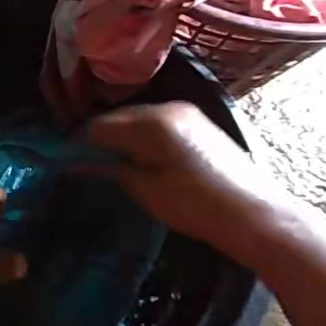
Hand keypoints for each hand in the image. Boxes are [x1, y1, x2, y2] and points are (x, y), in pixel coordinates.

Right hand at [87, 102, 297, 256]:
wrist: (258, 217)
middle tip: (87, 163)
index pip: (98, 125)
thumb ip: (108, 168)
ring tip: (114, 162)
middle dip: (100, 137)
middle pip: (117, 117)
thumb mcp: (144, 189)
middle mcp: (167, 108)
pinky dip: (142, 137)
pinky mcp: (199, 124)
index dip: (79, 142)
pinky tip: (141, 158)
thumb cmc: (195, 206)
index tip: (67, 160)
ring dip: (121, 137)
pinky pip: (156, 123)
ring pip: (137, 119)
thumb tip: (75, 162)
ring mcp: (186, 113)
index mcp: (150, 122)